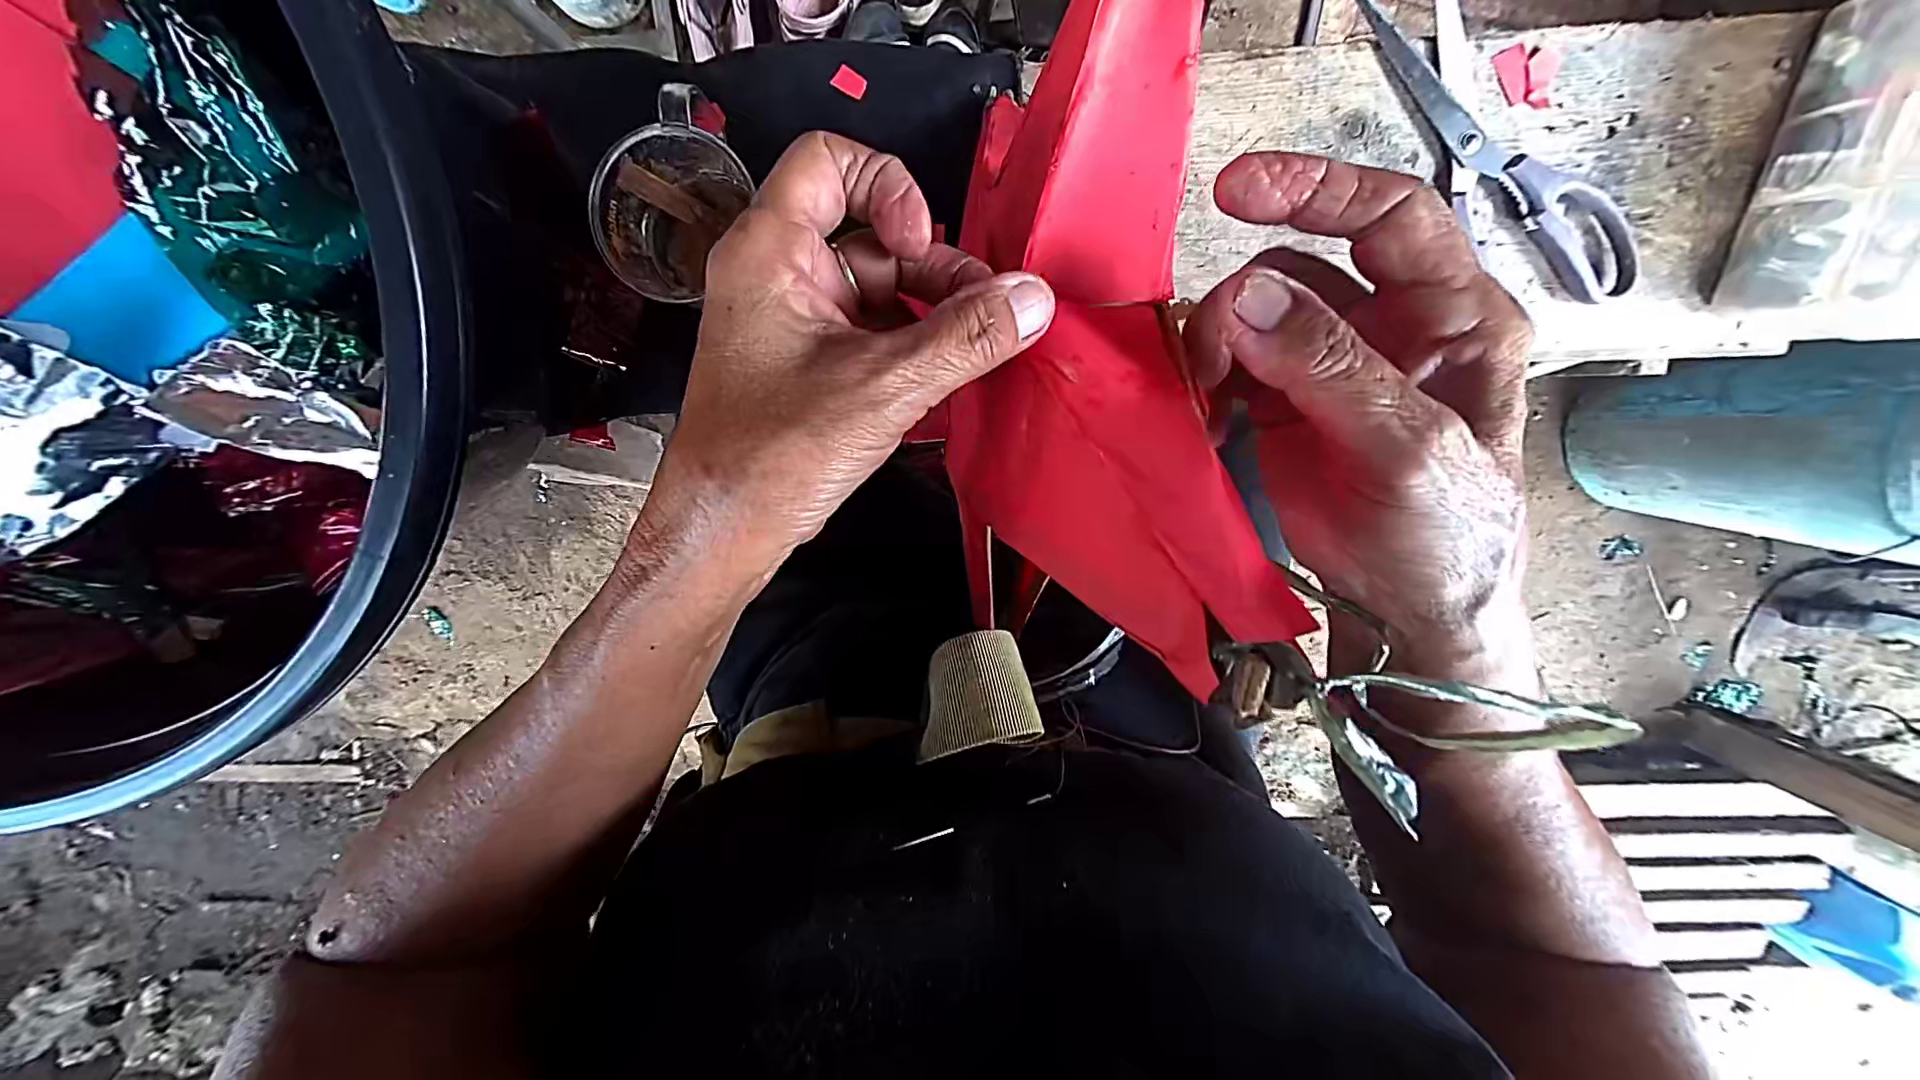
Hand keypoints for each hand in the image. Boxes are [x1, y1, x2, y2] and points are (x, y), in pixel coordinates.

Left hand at [651, 132, 1055, 565]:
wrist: (729, 526)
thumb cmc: (769, 456)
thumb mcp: (884, 388)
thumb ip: (964, 338)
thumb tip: (1029, 300)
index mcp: (771, 253)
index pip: (830, 162)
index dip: (889, 186)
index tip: (921, 241)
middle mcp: (780, 278)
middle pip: (874, 238)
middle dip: (936, 272)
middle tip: (984, 314)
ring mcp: (797, 324)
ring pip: (881, 293)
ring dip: (933, 318)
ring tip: (972, 355)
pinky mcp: (813, 365)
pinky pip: (874, 335)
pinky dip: (913, 350)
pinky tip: (944, 380)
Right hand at [1183, 153, 1533, 675]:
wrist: (1408, 607)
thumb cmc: (1444, 533)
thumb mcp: (1405, 446)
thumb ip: (1332, 368)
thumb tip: (1245, 296)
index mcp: (1451, 315)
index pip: (1387, 216)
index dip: (1313, 189)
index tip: (1234, 189)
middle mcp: (1385, 329)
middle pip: (1292, 274)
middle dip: (1240, 310)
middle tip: (1210, 369)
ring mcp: (1324, 370)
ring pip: (1247, 322)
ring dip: (1213, 352)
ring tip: (1205, 405)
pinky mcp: (1280, 409)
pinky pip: (1226, 372)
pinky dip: (1203, 388)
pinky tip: (1206, 424)